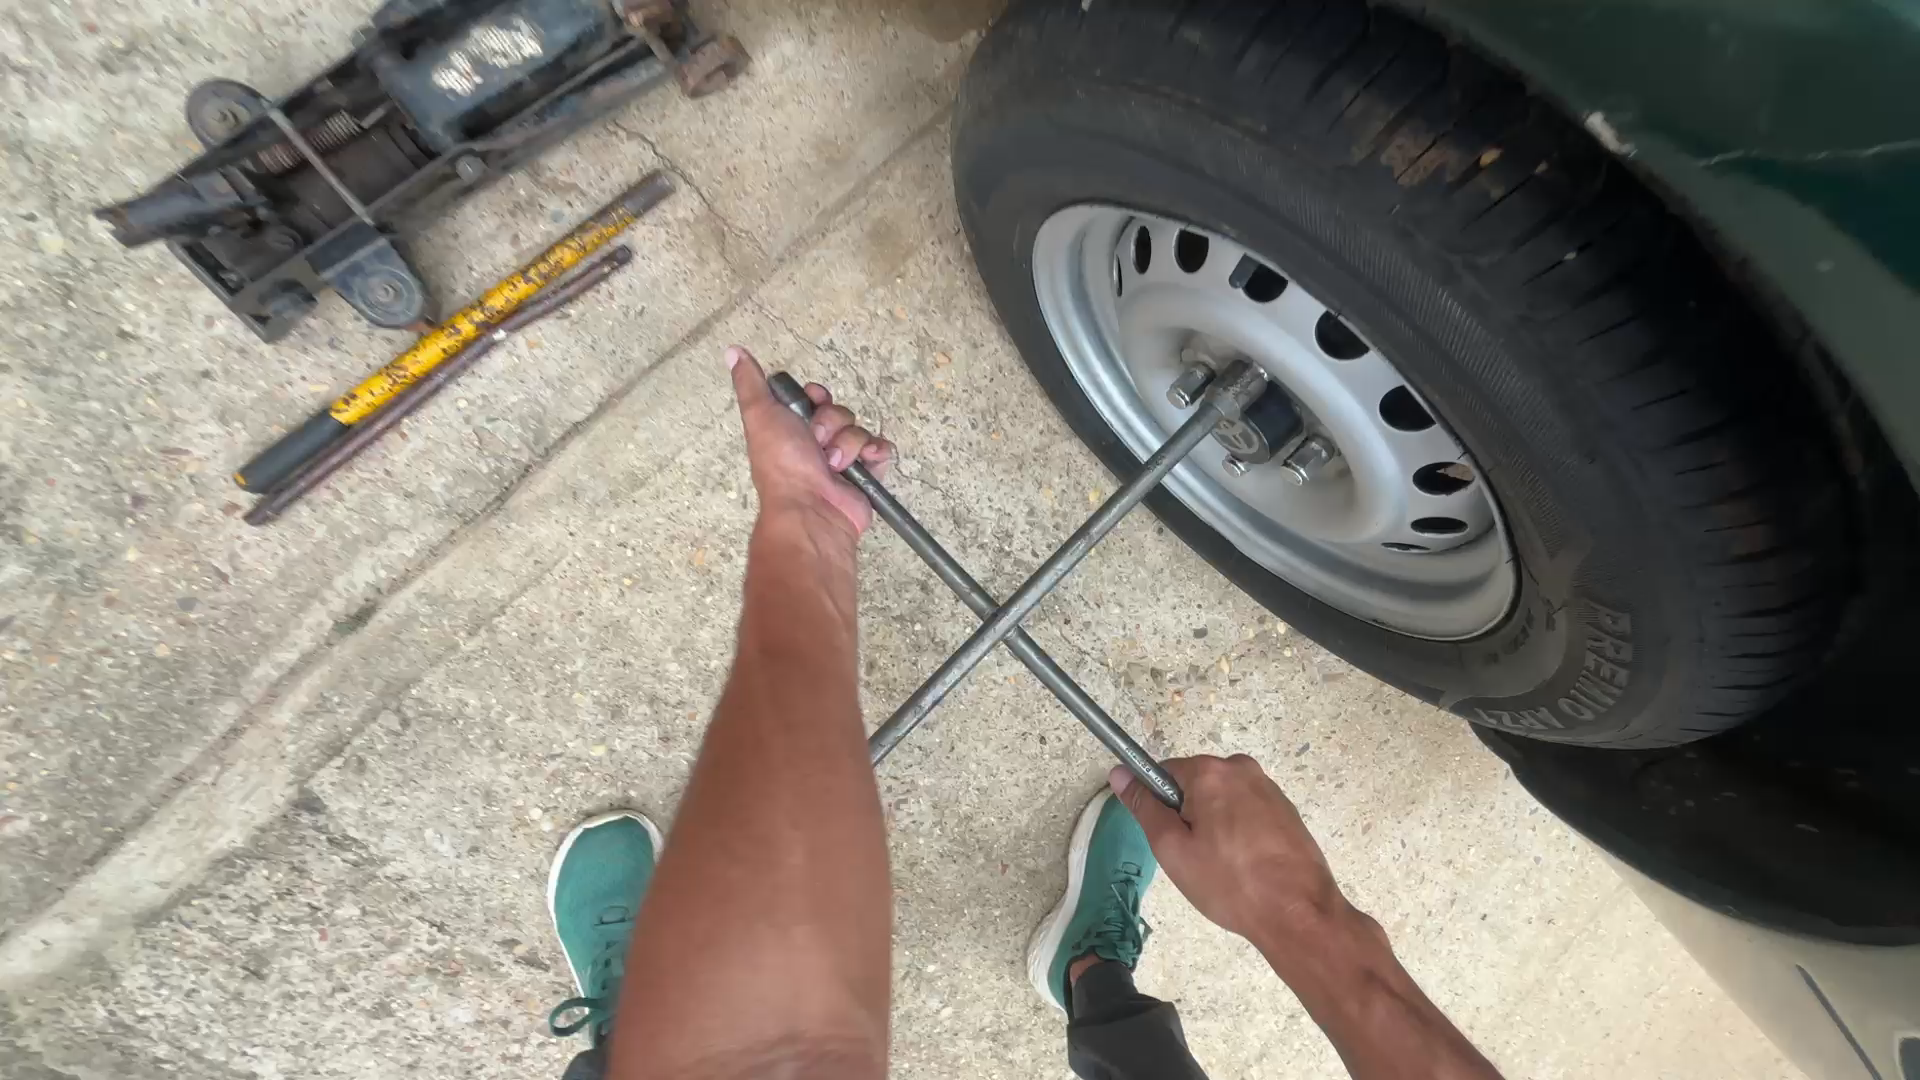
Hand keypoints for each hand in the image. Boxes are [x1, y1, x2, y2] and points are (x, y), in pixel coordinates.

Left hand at [727, 345, 892, 536]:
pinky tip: (866, 462)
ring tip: (835, 465)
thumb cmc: (783, 465)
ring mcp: (843, 461)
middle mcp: (817, 444)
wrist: (811, 508)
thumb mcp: (760, 415)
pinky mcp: (865, 476)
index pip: (816, 397)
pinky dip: (877, 454)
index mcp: (793, 429)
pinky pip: (880, 451)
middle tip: (818, 444)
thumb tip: (734, 352)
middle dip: (832, 424)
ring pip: (859, 431)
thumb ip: (750, 384)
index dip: (817, 398)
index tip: (811, 406)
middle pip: (839, 412)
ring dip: (849, 445)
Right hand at [1110, 755, 1348, 950]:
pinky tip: (1247, 864)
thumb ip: (1144, 807)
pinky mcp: (1287, 809)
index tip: (1172, 838)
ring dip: (1216, 823)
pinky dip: (1241, 831)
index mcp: (1209, 772)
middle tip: (1196, 857)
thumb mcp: (1172, 849)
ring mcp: (1268, 787)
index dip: (1161, 805)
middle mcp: (1240, 768)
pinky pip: (1247, 810)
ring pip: (1222, 798)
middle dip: (1190, 814)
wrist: (1300, 916)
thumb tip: (1119, 774)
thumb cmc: (1229, 883)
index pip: (1165, 773)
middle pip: (1196, 784)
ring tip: (1224, 865)